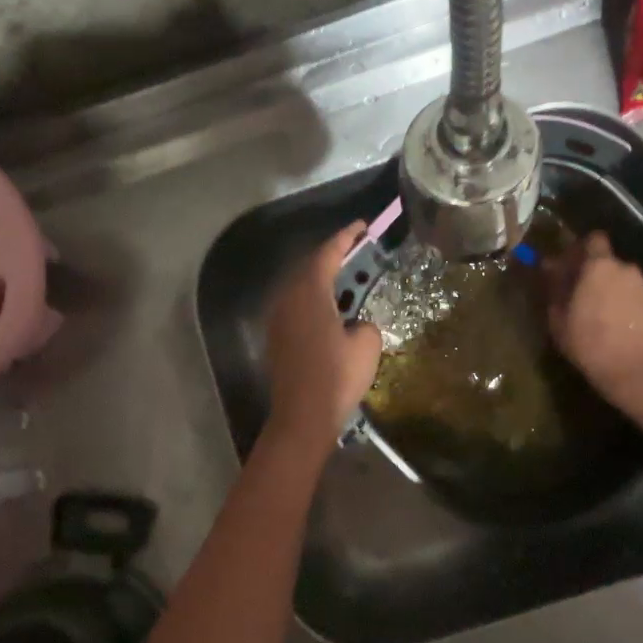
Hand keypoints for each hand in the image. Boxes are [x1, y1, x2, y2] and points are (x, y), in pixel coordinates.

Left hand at [264, 221, 383, 446]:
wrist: (302, 417)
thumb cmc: (337, 377)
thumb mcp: (366, 345)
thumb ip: (365, 323)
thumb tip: (355, 324)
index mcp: (309, 292)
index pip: (327, 253)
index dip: (346, 237)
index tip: (362, 225)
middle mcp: (287, 298)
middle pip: (310, 266)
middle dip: (334, 255)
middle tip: (359, 248)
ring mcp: (278, 318)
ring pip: (301, 286)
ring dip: (323, 278)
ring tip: (349, 277)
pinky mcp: (277, 337)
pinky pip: (297, 305)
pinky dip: (315, 298)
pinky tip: (333, 308)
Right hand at [546, 232, 642, 398]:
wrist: (633, 370)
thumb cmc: (588, 342)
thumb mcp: (559, 318)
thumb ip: (555, 287)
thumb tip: (550, 268)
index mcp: (599, 266)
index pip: (594, 239)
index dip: (584, 249)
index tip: (574, 265)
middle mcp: (627, 268)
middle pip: (610, 263)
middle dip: (599, 275)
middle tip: (587, 296)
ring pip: (627, 281)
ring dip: (617, 291)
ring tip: (609, 315)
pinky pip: (642, 297)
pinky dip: (633, 306)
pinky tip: (626, 327)